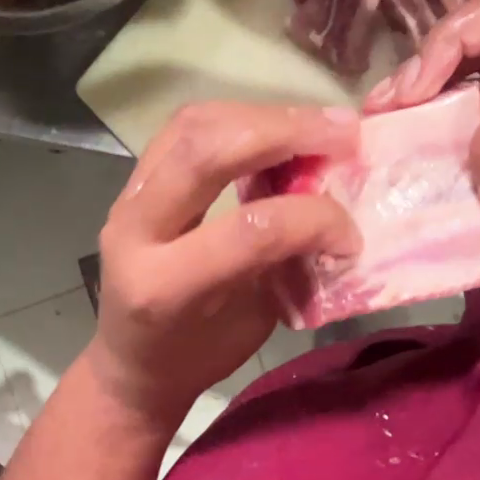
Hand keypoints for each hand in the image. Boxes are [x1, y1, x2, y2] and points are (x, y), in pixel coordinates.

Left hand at [84, 102, 361, 423]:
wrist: (132, 363)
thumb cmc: (196, 356)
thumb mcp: (251, 323)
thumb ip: (285, 265)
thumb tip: (335, 214)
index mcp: (166, 286)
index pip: (249, 230)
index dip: (312, 219)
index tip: (351, 232)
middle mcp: (136, 232)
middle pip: (205, 152)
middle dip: (284, 132)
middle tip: (343, 132)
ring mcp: (127, 199)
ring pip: (191, 126)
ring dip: (261, 116)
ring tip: (314, 125)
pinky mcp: (135, 181)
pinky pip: (183, 130)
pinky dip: (236, 120)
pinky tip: (274, 129)